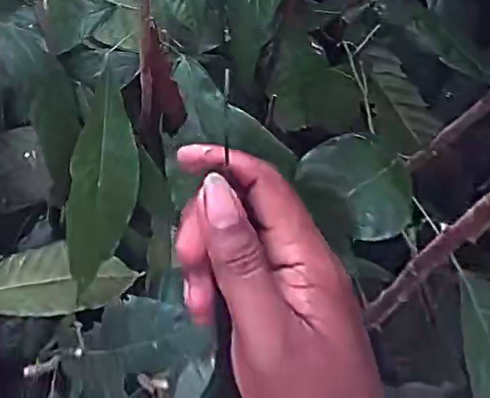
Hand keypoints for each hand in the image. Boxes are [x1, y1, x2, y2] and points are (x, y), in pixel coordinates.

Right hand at [175, 145, 384, 397]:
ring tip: (199, 306)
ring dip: (206, 262)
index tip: (181, 159)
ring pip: (234, 238)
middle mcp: (301, 259)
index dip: (224, 161)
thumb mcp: (265, 331)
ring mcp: (291, 282)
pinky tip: (206, 312)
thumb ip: (239, 258)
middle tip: (190, 272)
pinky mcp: (278, 303)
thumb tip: (213, 185)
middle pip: (243, 209)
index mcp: (308, 257)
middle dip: (206, 229)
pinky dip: (213, 282)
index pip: (265, 182)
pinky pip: (237, 270)